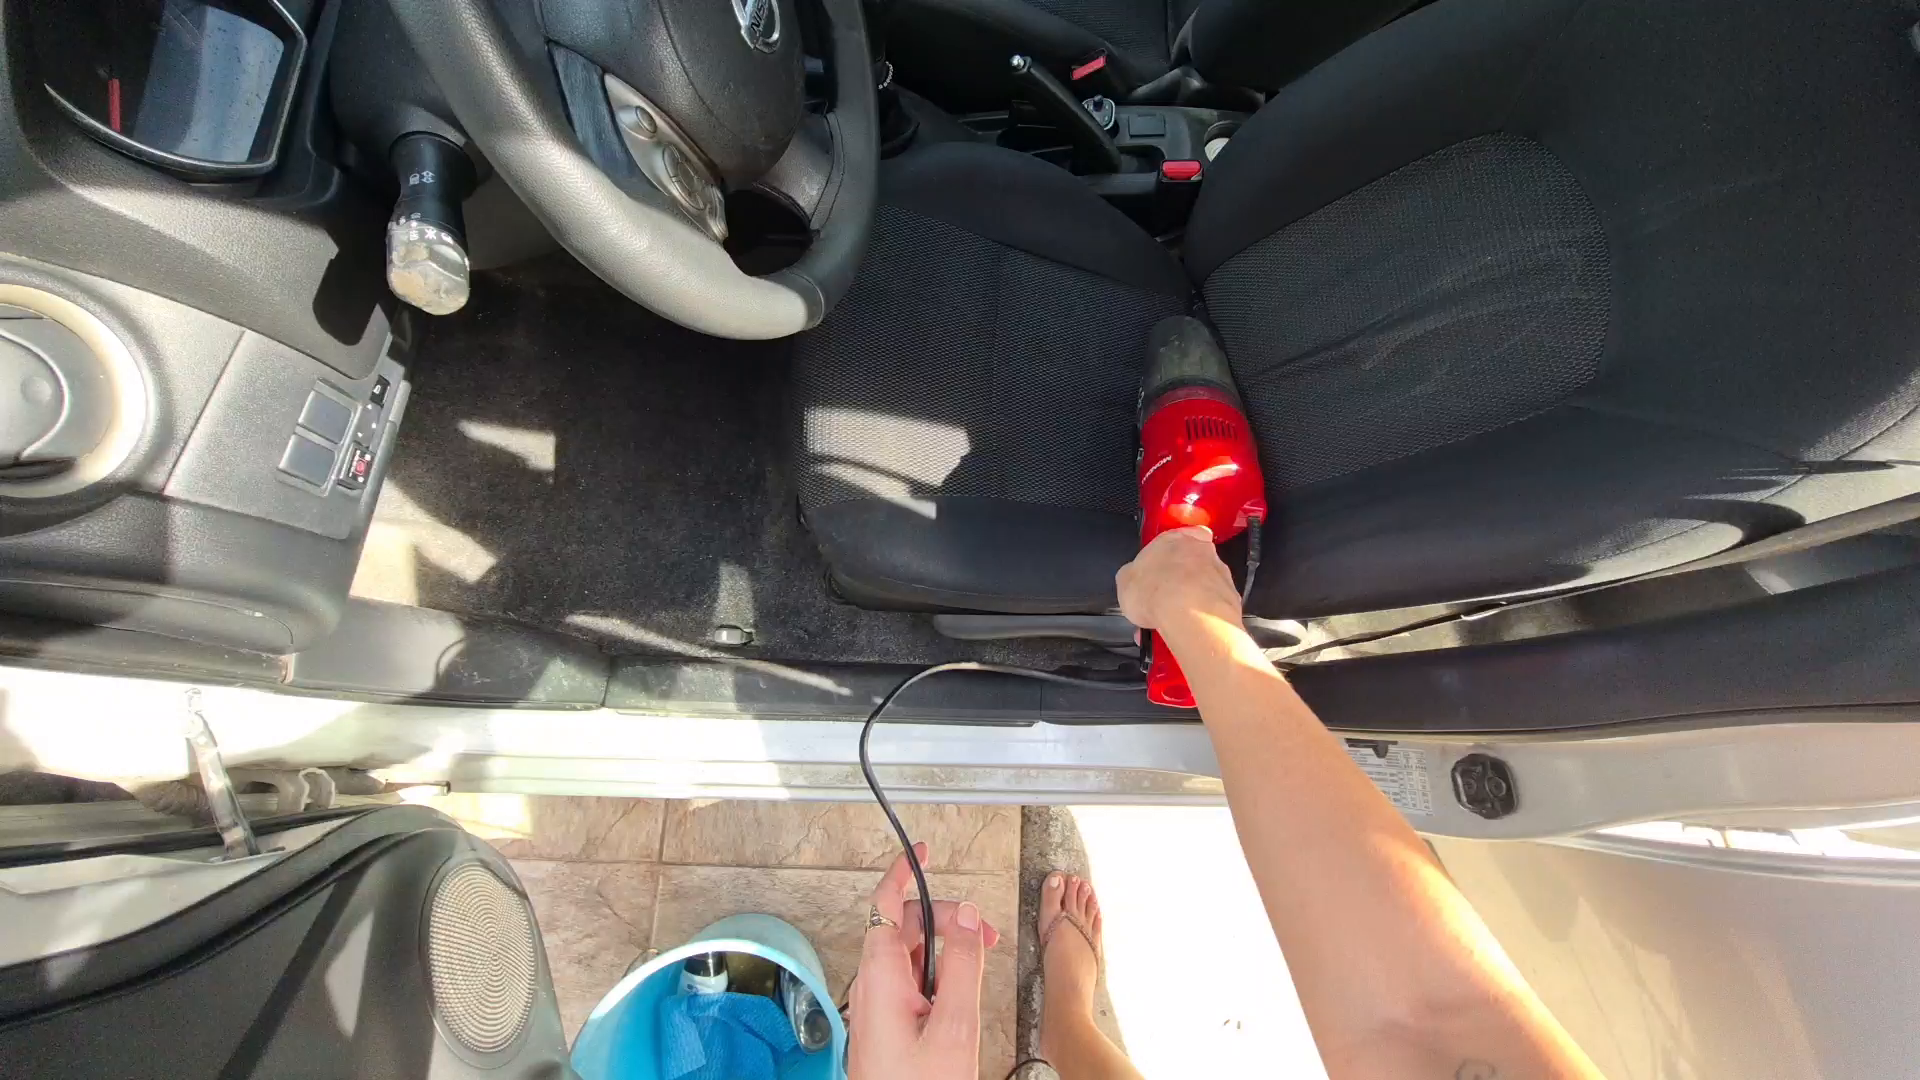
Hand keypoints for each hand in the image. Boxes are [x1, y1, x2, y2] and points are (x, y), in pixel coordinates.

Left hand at [848, 843, 1001, 1079]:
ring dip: (944, 947)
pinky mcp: (887, 1024)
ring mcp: (878, 1005)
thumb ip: (963, 964)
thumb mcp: (954, 1025)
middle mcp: (873, 984)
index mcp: (880, 976)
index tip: (921, 851)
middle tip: (984, 932)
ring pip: (910, 954)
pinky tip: (959, 991)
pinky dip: (937, 972)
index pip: (886, 904)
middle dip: (945, 917)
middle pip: (905, 926)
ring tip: (978, 964)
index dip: (903, 871)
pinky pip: (911, 980)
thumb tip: (967, 915)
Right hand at [1117, 526, 1242, 633]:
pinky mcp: (1229, 598)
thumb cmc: (1159, 590)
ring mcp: (1219, 574)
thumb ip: (1131, 575)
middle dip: (1176, 581)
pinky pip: (1211, 607)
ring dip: (1188, 601)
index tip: (1157, 567)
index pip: (1176, 535)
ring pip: (1201, 586)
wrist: (1189, 615)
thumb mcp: (1125, 580)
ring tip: (1169, 620)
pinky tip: (1183, 628)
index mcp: (1176, 538)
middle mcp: (1202, 551)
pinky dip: (1199, 617)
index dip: (1166, 553)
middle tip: (1160, 599)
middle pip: (1189, 562)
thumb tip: (1129, 580)